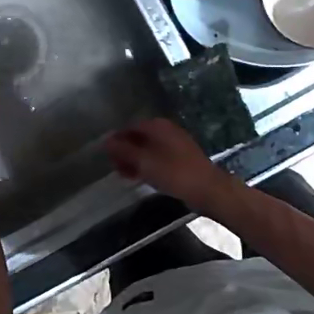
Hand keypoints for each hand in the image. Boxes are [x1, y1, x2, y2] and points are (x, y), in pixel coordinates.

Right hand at [104, 118, 237, 211]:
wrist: (207, 188)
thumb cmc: (174, 172)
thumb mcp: (144, 162)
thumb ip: (124, 151)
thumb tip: (106, 141)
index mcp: (157, 126)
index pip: (129, 127)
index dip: (116, 140)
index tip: (107, 157)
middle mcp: (166, 130)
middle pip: (138, 137)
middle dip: (125, 152)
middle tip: (116, 169)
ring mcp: (175, 143)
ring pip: (148, 148)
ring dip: (135, 160)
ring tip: (127, 176)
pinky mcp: (180, 157)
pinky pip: (158, 157)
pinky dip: (147, 165)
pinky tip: (142, 177)